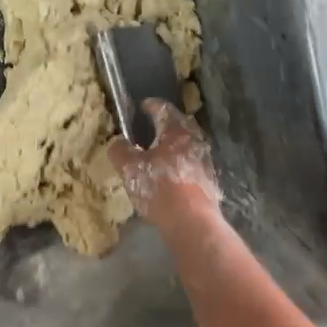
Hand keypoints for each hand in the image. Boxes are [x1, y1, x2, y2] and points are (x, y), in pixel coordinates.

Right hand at [107, 98, 220, 227]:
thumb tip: (116, 141)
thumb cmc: (159, 188)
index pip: (163, 109)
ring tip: (159, 154)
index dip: (151, 105)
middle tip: (151, 129)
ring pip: (187, 146)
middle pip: (180, 126)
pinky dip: (181, 164)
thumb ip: (120, 151)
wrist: (191, 221)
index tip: (142, 106)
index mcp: (176, 131)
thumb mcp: (130, 169)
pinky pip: (192, 164)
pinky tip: (171, 176)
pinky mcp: (209, 181)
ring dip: (174, 146)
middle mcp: (195, 140)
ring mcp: (205, 161)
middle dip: (165, 125)